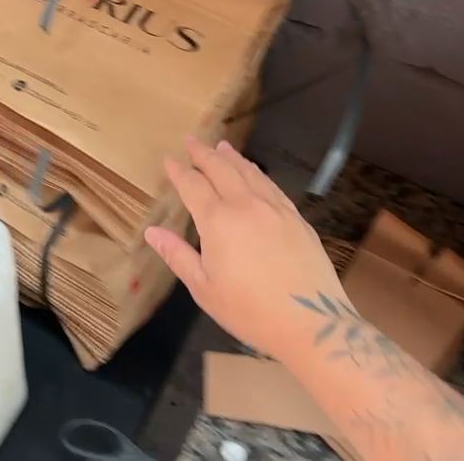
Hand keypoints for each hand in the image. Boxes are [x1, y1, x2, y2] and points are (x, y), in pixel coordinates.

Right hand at [145, 138, 345, 358]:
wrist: (312, 324)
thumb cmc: (250, 311)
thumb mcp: (204, 289)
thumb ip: (177, 256)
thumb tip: (151, 232)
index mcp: (217, 220)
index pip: (192, 184)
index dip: (178, 170)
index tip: (168, 159)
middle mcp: (245, 205)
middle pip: (220, 168)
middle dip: (202, 153)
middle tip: (191, 140)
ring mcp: (274, 209)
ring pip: (248, 172)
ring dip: (230, 157)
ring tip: (221, 146)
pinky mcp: (296, 218)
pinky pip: (271, 185)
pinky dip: (256, 172)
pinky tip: (254, 172)